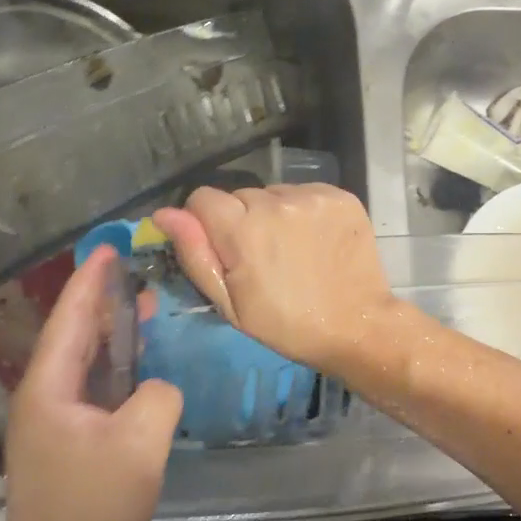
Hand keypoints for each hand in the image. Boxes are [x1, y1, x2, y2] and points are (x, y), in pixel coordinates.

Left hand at [0, 247, 181, 520]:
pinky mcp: (68, 446)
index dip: (90, 281)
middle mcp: (43, 398)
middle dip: (103, 302)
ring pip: (84, 365)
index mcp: (47, 388)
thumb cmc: (91, 506)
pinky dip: (116, 372)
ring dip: (112, 337)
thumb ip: (158, 397)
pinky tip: (142, 370)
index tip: (110, 247)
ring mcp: (53, 425)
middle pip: (74, 336)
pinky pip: (93, 393)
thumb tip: (159, 388)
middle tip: (137, 273)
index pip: (70, 318)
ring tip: (144, 311)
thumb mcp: (139, 445)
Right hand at [151, 184, 404, 374]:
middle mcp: (277, 202)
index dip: (205, 223)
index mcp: (243, 229)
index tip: (222, 250)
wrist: (356, 327)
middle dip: (242, 222)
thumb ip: (196, 254)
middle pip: (240, 196)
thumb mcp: (231, 304)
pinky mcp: (340, 196)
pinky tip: (314, 241)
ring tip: (292, 251)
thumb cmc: (287, 325)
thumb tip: (164, 214)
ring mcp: (312, 196)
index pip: (202, 198)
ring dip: (274, 216)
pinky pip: (305, 194)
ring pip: (273, 194)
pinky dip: (303, 212)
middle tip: (261, 258)